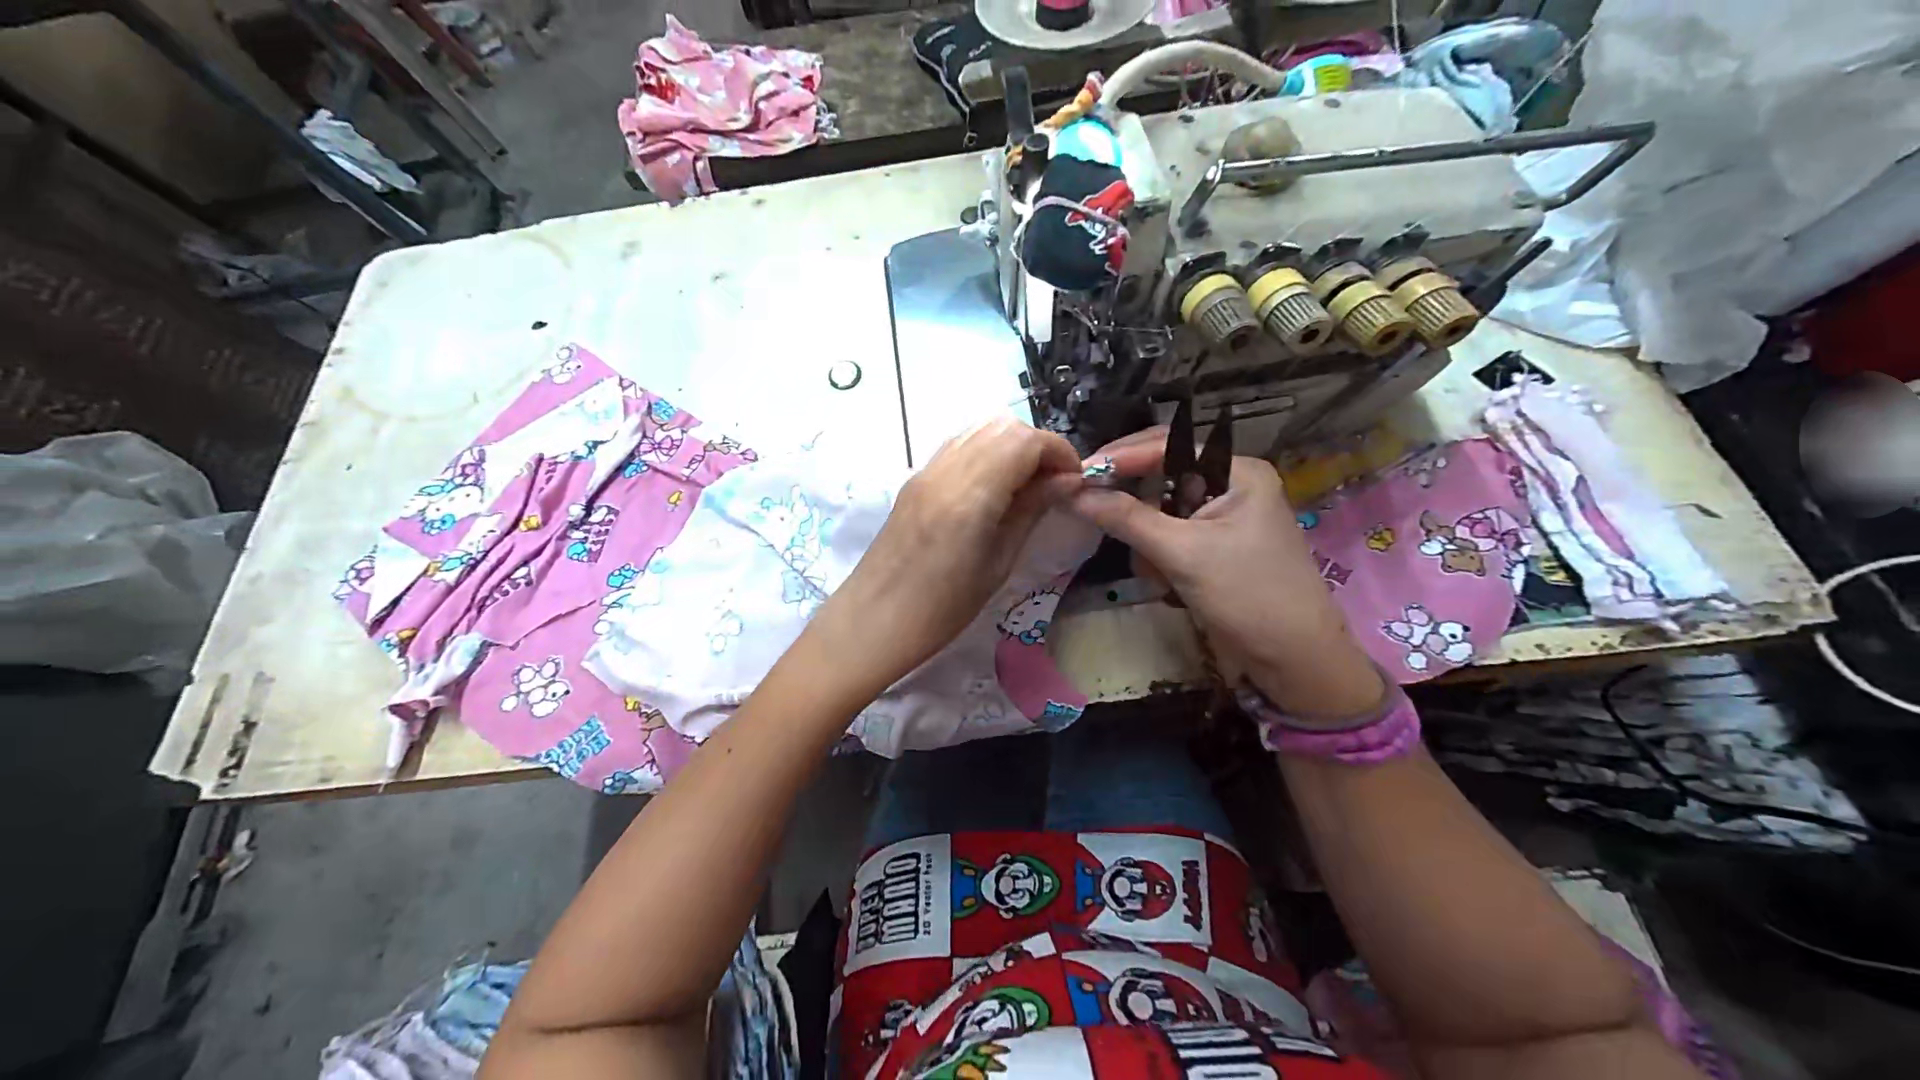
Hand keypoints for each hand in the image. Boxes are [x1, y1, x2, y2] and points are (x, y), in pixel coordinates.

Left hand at [814, 417, 1081, 695]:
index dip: (1059, 451)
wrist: (871, 623)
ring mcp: (925, 470)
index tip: (1074, 481)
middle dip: (1038, 445)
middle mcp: (946, 469)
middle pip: (1003, 425)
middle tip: (1053, 485)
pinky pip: (958, 446)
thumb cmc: (941, 610)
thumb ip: (1030, 512)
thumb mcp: (997, 564)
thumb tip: (1066, 481)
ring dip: (1011, 445)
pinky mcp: (914, 479)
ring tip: (1026, 486)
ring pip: (979, 429)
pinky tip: (994, 488)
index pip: (1025, 440)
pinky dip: (986, 452)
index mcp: (970, 494)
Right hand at [1069, 427, 1384, 721]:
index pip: (1165, 446)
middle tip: (1091, 511)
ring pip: (1160, 512)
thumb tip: (1072, 490)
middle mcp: (1231, 485)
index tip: (1076, 473)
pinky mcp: (1216, 548)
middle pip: (1161, 477)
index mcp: (1237, 471)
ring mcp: (1224, 518)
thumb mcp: (1182, 553)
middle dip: (1133, 506)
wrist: (1295, 661)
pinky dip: (1159, 559)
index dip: (1119, 456)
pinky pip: (1171, 538)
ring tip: (1155, 573)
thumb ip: (1125, 518)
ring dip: (1147, 542)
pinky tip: (1167, 585)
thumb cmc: (1248, 596)